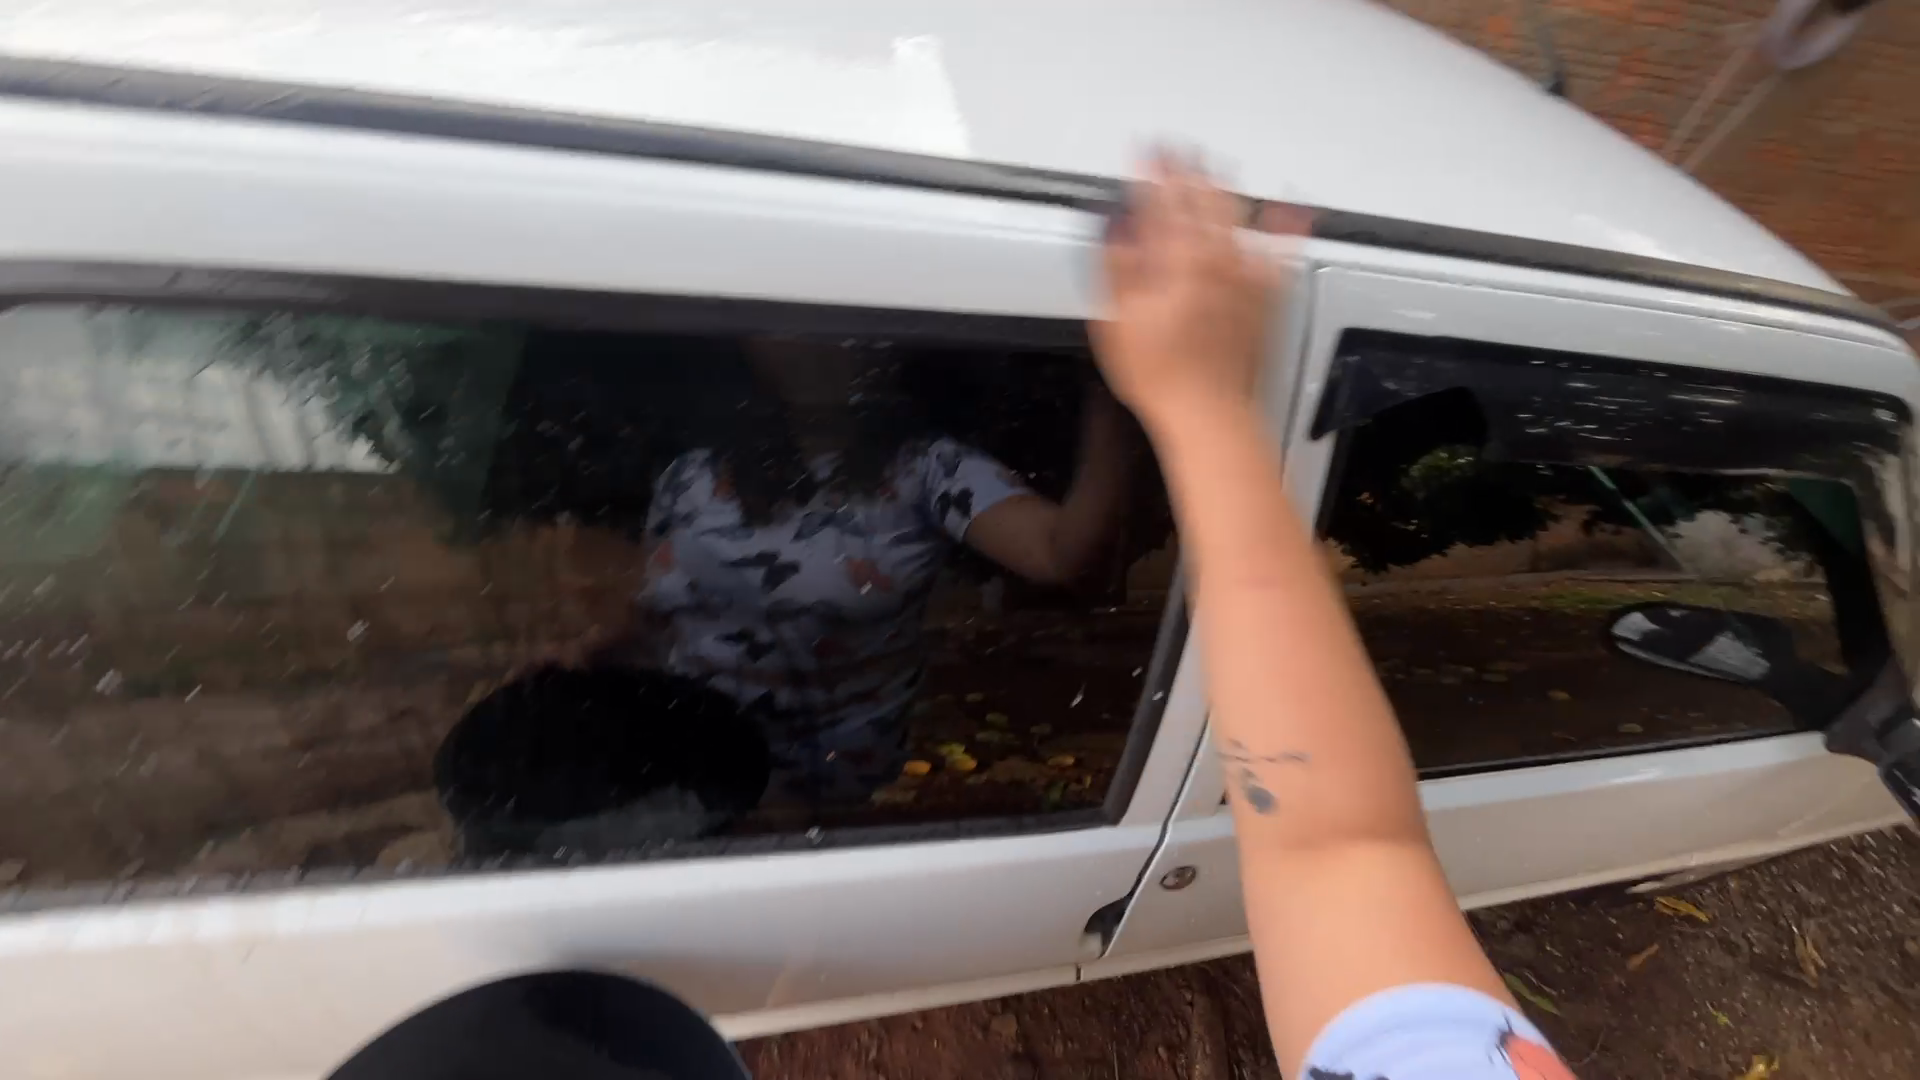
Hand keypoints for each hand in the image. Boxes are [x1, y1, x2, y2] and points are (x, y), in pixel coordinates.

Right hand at [1090, 155, 1309, 428]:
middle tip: (1174, 148)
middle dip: (1185, 169)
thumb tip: (1116, 224)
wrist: (1207, 412)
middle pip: (1200, 199)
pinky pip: (1280, 248)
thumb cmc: (1160, 375)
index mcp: (1175, 260)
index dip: (1149, 174)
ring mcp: (1244, 275)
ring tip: (1211, 165)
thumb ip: (1117, 266)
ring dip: (1220, 185)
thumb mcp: (1116, 323)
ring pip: (1235, 214)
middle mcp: (1215, 258)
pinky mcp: (1265, 296)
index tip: (1143, 152)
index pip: (1160, 201)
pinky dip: (1283, 222)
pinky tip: (1289, 204)